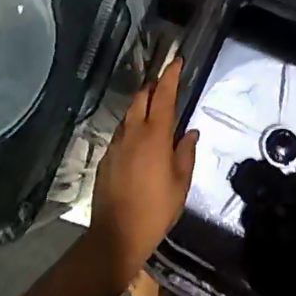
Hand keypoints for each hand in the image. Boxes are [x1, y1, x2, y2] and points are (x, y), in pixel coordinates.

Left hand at [89, 57, 198, 279]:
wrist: (117, 234)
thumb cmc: (156, 208)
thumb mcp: (181, 182)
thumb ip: (186, 153)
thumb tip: (189, 133)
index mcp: (154, 135)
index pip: (163, 96)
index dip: (170, 77)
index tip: (177, 61)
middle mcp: (132, 133)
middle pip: (141, 98)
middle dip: (154, 86)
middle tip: (167, 83)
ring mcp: (116, 145)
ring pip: (129, 115)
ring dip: (142, 106)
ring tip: (154, 109)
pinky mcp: (106, 158)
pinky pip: (122, 133)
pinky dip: (133, 126)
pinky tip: (140, 139)